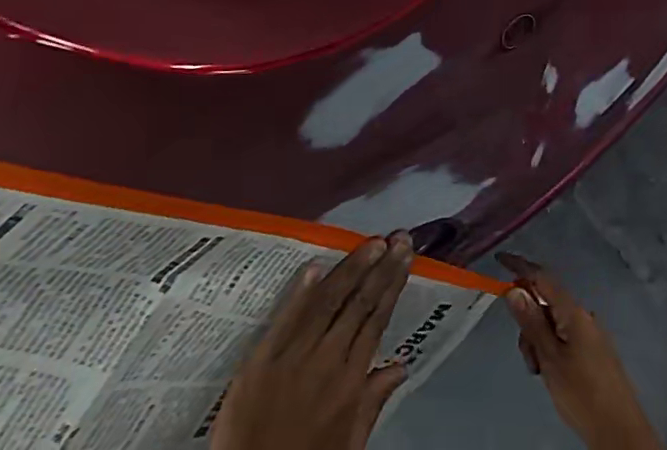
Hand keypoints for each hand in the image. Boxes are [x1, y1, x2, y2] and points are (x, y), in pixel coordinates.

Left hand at [211, 232, 414, 449]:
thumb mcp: (350, 442)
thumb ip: (372, 400)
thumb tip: (401, 365)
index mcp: (351, 382)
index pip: (376, 320)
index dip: (391, 285)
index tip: (403, 256)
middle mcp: (328, 360)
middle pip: (358, 304)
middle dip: (380, 267)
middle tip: (397, 237)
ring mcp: (295, 354)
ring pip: (328, 302)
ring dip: (351, 269)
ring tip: (370, 242)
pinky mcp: (263, 355)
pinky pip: (286, 317)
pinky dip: (301, 291)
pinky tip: (315, 266)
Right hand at [498, 252, 664, 449]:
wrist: (622, 435)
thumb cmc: (582, 394)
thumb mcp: (549, 357)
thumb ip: (530, 322)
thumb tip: (514, 289)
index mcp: (574, 313)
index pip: (542, 278)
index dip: (519, 266)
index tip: (499, 259)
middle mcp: (585, 318)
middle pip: (546, 303)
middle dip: (528, 320)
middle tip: (526, 353)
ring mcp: (592, 335)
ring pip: (553, 323)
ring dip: (538, 339)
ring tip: (540, 370)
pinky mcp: (595, 353)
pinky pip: (564, 337)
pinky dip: (551, 347)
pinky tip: (550, 372)